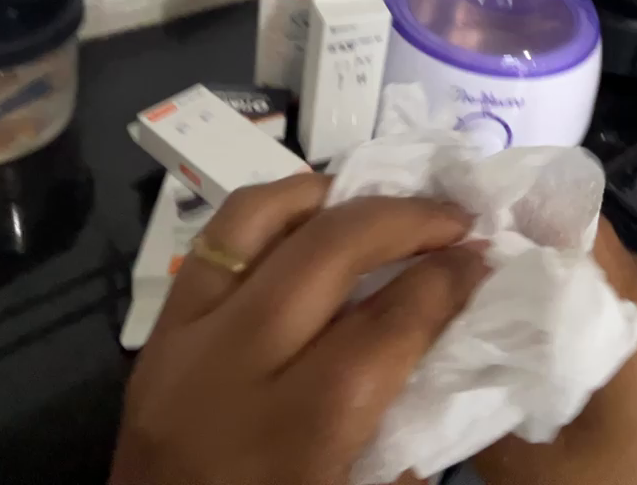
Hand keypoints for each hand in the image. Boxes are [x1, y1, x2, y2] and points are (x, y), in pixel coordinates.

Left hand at [111, 175, 487, 484]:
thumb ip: (414, 411)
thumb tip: (458, 317)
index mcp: (291, 440)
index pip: (385, 327)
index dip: (444, 280)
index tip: (480, 258)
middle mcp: (227, 376)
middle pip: (328, 252)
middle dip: (406, 220)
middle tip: (454, 220)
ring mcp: (179, 343)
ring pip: (261, 219)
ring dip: (337, 196)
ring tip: (385, 205)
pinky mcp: (157, 329)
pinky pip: (219, 234)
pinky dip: (278, 207)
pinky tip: (319, 215)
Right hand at [471, 219, 636, 484]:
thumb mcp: (527, 460)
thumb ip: (477, 387)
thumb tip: (431, 328)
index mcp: (636, 302)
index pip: (574, 220)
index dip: (515, 215)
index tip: (461, 226)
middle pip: (577, 240)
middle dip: (517, 248)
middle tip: (455, 265)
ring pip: (585, 264)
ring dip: (536, 275)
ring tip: (477, 292)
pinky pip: (601, 289)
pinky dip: (560, 298)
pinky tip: (518, 323)